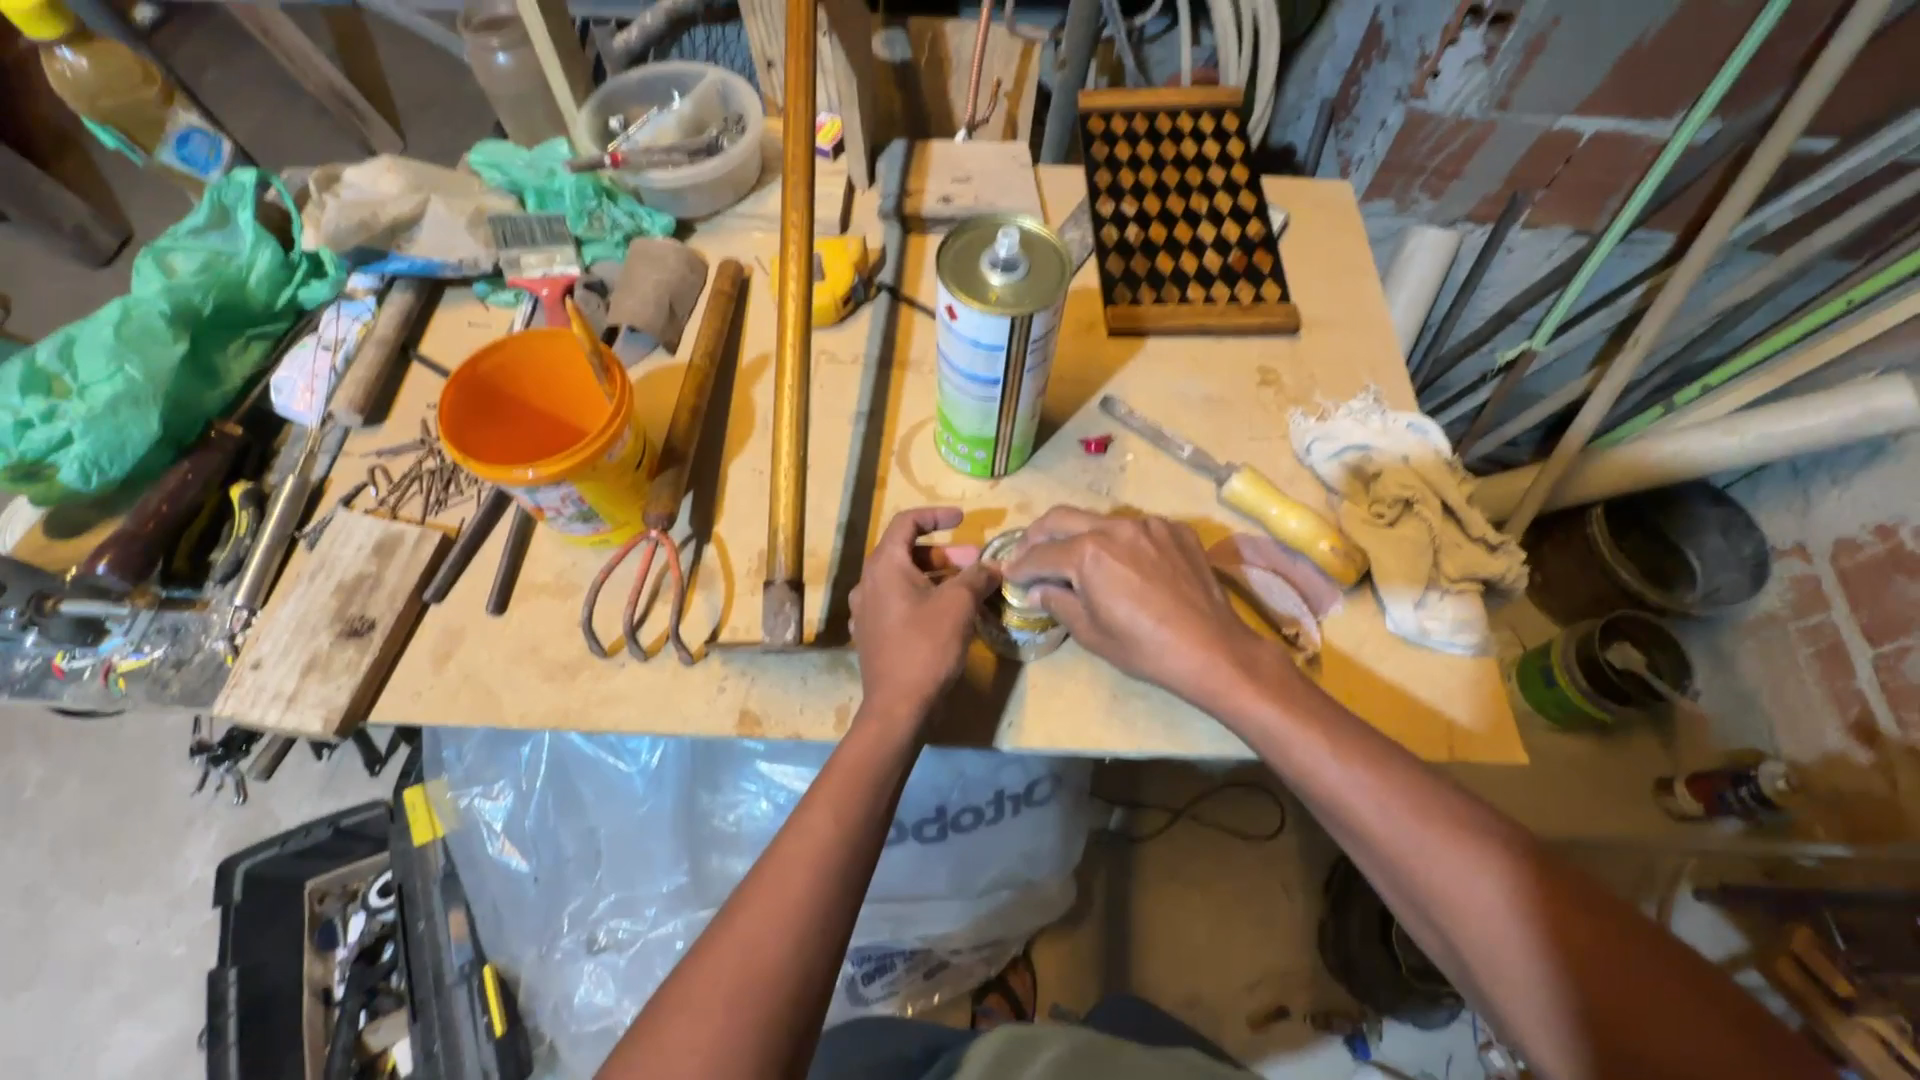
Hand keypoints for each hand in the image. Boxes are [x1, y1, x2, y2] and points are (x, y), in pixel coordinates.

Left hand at [850, 508, 1000, 722]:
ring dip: (937, 578)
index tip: (963, 519)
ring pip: (905, 581)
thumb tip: (992, 567)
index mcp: (884, 565)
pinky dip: (924, 600)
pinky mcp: (872, 635)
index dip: (936, 515)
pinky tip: (946, 615)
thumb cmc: (927, 646)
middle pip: (908, 553)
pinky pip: (899, 604)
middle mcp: (868, 582)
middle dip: (945, 554)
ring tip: (968, 589)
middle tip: (976, 564)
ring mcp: (866, 610)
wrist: (898, 706)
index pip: (907, 522)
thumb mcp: (959, 604)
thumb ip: (977, 577)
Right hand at [1005, 507, 1290, 707]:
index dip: (1020, 566)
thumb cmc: (1144, 648)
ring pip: (1100, 520)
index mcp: (1088, 552)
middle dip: (1037, 535)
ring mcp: (1148, 524)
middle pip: (1062, 518)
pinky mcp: (1175, 530)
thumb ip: (1059, 602)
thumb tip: (1039, 589)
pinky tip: (1121, 563)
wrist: (1211, 648)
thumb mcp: (1091, 633)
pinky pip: (1136, 528)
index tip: (1009, 574)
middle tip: (1027, 553)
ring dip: (1079, 535)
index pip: (1040, 554)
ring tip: (1072, 556)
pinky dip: (1118, 541)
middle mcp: (1115, 527)